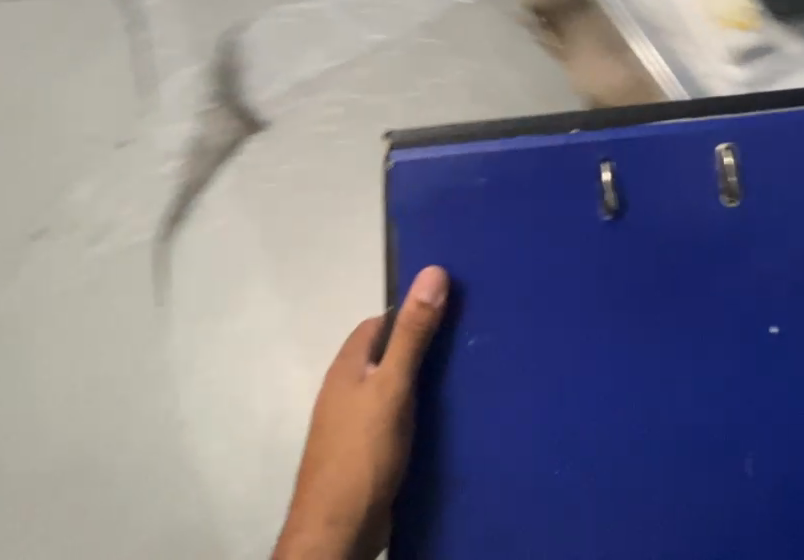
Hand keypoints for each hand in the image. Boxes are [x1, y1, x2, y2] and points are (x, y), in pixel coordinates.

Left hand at [274, 266, 449, 559]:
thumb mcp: (393, 385)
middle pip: (386, 353)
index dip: (411, 312)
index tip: (450, 309)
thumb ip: (413, 333)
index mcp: (347, 367)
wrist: (337, 531)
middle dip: (421, 344)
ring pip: (392, 386)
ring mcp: (353, 424)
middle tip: (466, 341)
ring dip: (421, 379)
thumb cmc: (363, 452)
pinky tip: (443, 418)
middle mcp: (346, 390)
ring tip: (463, 376)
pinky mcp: (367, 452)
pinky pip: (395, 416)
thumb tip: (432, 272)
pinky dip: (418, 410)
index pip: (379, 322)